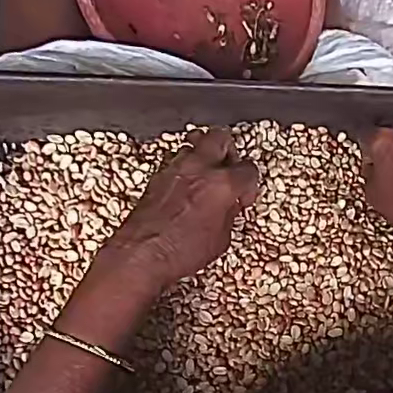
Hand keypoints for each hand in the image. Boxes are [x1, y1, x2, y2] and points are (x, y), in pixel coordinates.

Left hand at [98, 128, 258, 290]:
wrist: (142, 254)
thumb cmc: (181, 252)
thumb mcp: (221, 240)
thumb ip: (230, 214)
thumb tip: (230, 207)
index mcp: (223, 183)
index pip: (248, 170)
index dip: (250, 184)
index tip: (244, 196)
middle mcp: (199, 168)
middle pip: (220, 138)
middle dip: (229, 151)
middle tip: (230, 170)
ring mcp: (175, 168)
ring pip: (194, 144)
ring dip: (204, 155)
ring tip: (207, 176)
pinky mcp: (157, 176)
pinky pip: (176, 160)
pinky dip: (185, 168)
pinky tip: (187, 188)